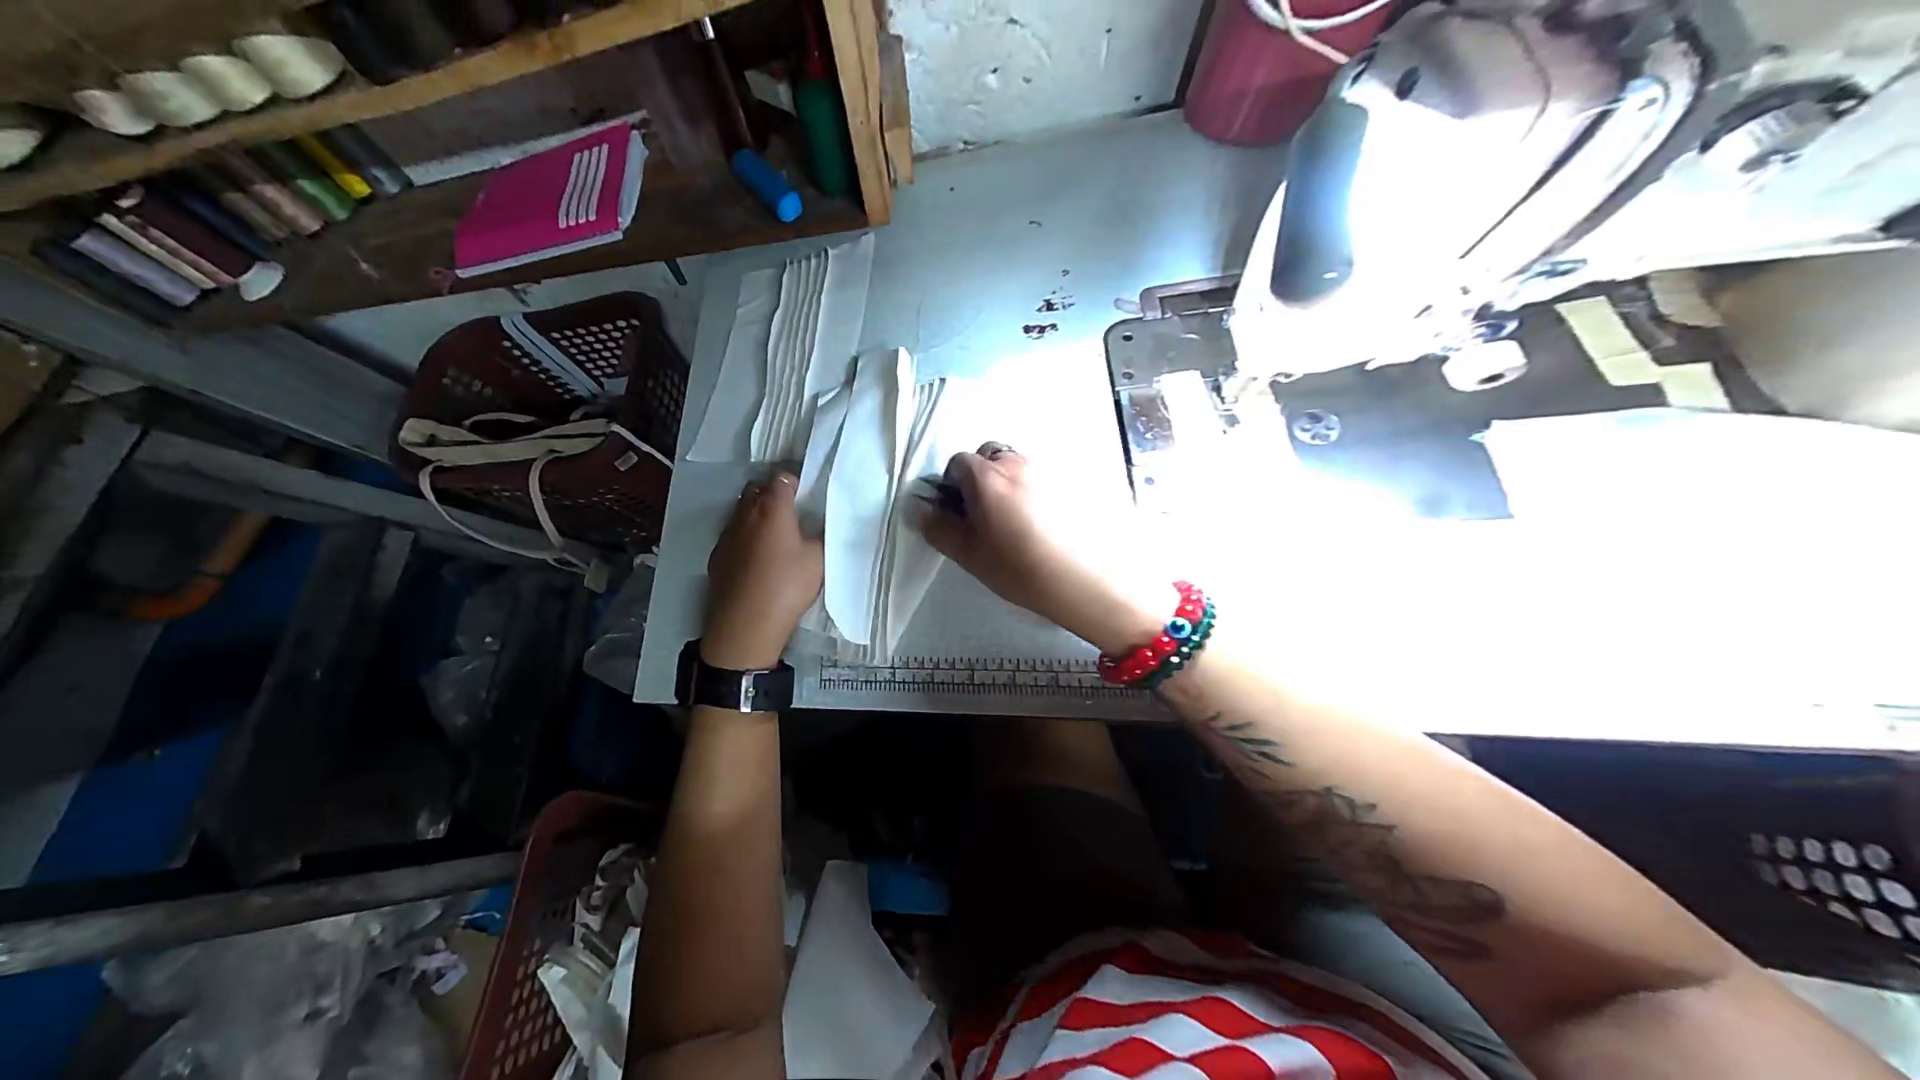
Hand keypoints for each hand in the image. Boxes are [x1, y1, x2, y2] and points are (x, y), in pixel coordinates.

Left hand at [703, 471, 823, 670]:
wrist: (746, 623)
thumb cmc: (787, 586)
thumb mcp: (818, 561)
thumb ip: (819, 537)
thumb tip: (817, 528)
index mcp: (772, 508)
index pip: (782, 478)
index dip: (795, 483)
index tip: (805, 497)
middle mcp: (745, 514)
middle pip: (756, 489)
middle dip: (772, 494)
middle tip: (790, 513)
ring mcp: (726, 534)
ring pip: (741, 512)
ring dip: (755, 516)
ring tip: (773, 537)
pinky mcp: (716, 556)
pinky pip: (732, 536)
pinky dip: (743, 538)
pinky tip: (755, 560)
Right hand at [918, 443, 1165, 654]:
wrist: (1085, 580)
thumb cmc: (1019, 569)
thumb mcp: (969, 554)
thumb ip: (938, 527)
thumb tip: (919, 507)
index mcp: (987, 476)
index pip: (958, 463)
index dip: (953, 486)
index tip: (959, 513)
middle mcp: (1017, 463)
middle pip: (990, 456)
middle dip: (982, 477)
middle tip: (986, 516)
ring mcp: (1049, 471)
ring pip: (1018, 467)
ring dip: (1010, 484)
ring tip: (1016, 523)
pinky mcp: (1074, 483)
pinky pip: (1044, 479)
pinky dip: (1036, 492)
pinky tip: (1043, 526)